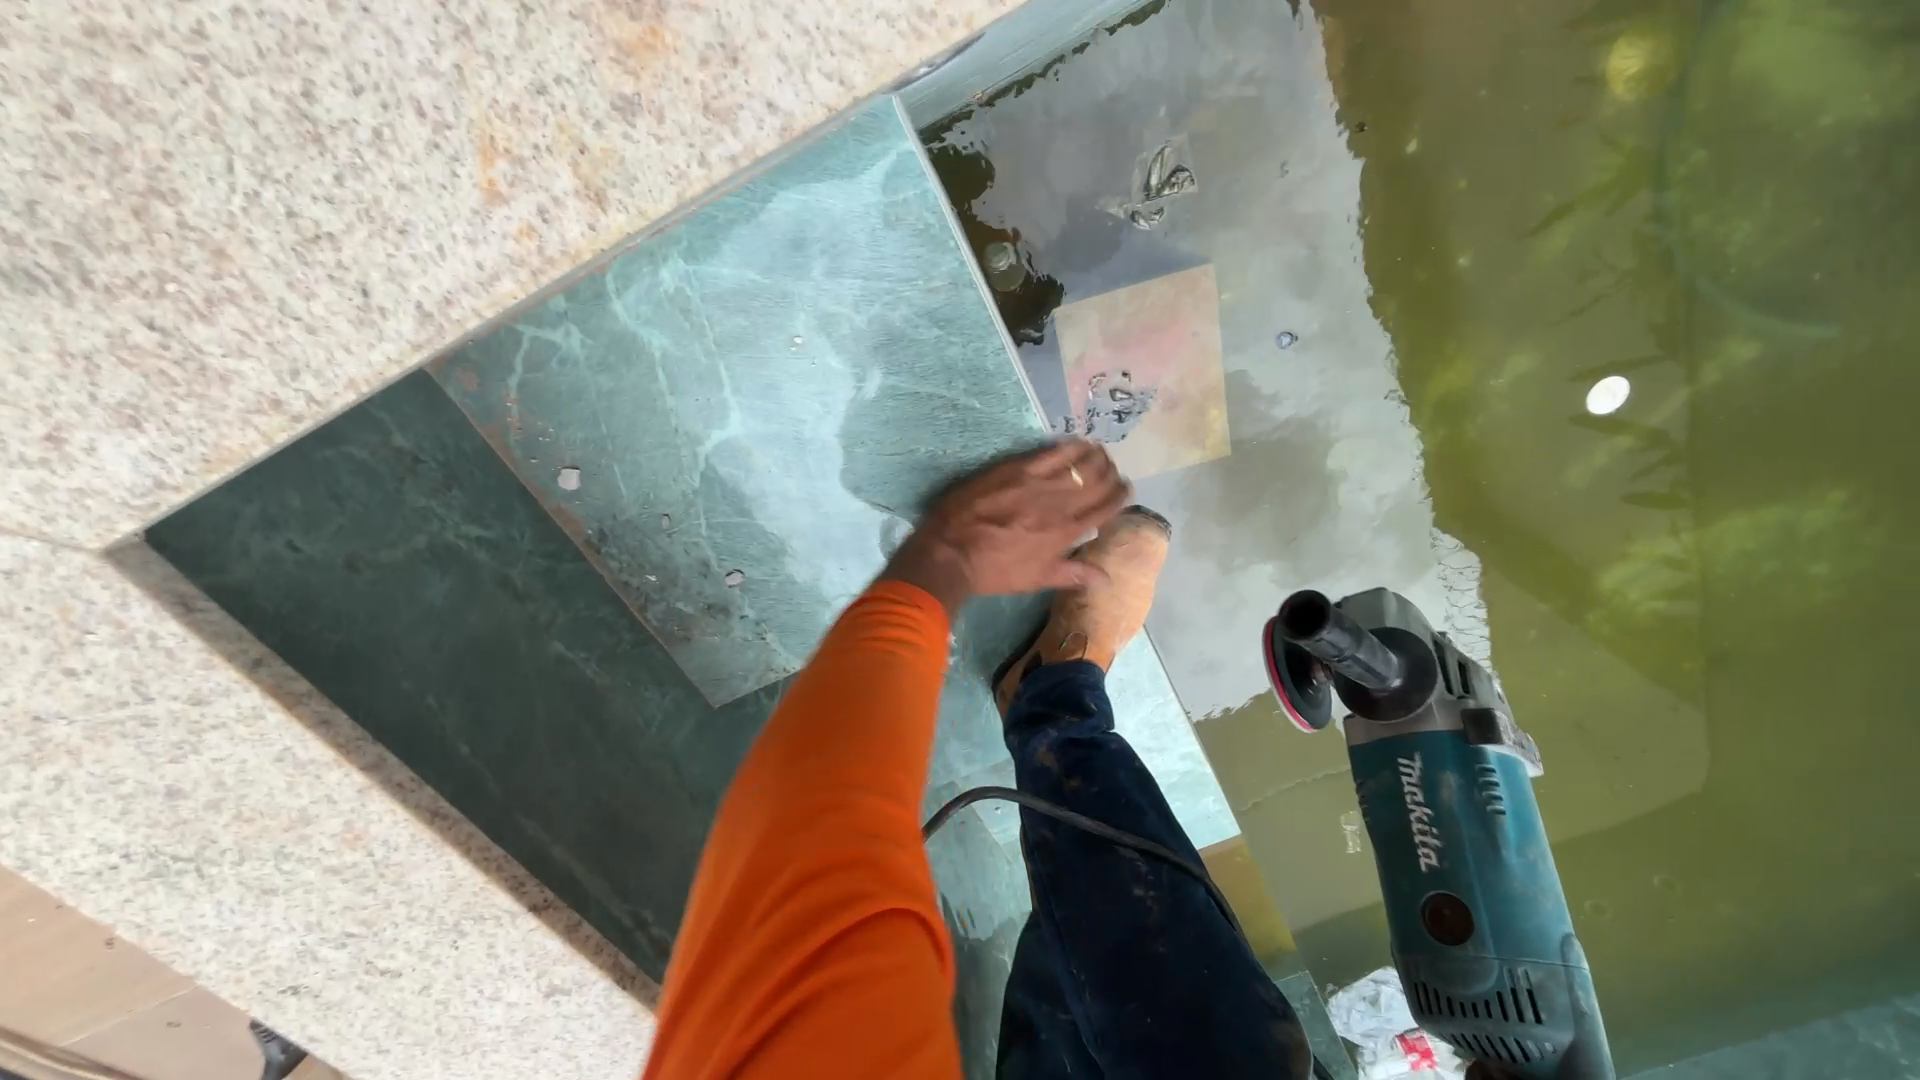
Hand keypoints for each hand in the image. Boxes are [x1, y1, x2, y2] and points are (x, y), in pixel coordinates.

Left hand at [881, 439, 1132, 615]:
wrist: (951, 552)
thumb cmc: (993, 571)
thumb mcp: (1036, 579)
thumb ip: (1074, 574)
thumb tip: (1106, 580)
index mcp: (1067, 532)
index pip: (1106, 507)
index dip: (1120, 496)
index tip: (1124, 489)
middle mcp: (1060, 504)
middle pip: (1097, 481)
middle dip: (1110, 473)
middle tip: (1111, 470)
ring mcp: (1038, 483)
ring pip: (1080, 463)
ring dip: (1095, 457)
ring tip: (1099, 454)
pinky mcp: (1016, 468)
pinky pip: (1052, 452)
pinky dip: (1069, 446)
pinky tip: (1077, 442)